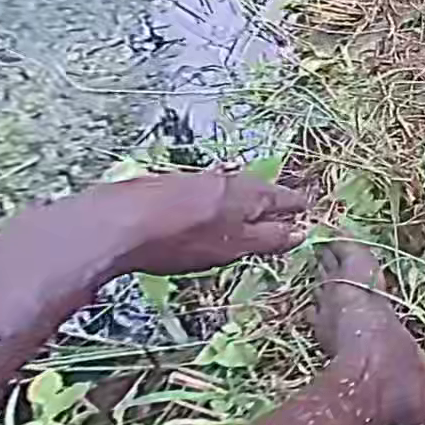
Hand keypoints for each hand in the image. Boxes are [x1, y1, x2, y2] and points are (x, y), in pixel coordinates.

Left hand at [57, 170, 312, 275]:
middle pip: (259, 190)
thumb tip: (303, 232)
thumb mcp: (236, 246)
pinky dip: (215, 203)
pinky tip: (205, 213)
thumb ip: (271, 238)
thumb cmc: (186, 239)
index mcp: (252, 193)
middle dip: (272, 202)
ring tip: (247, 215)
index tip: (310, 214)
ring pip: (231, 190)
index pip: (288, 198)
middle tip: (283, 214)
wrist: (115, 222)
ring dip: (242, 202)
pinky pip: (205, 192)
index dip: (300, 208)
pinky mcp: (169, 185)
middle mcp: (229, 179)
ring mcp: (197, 179)